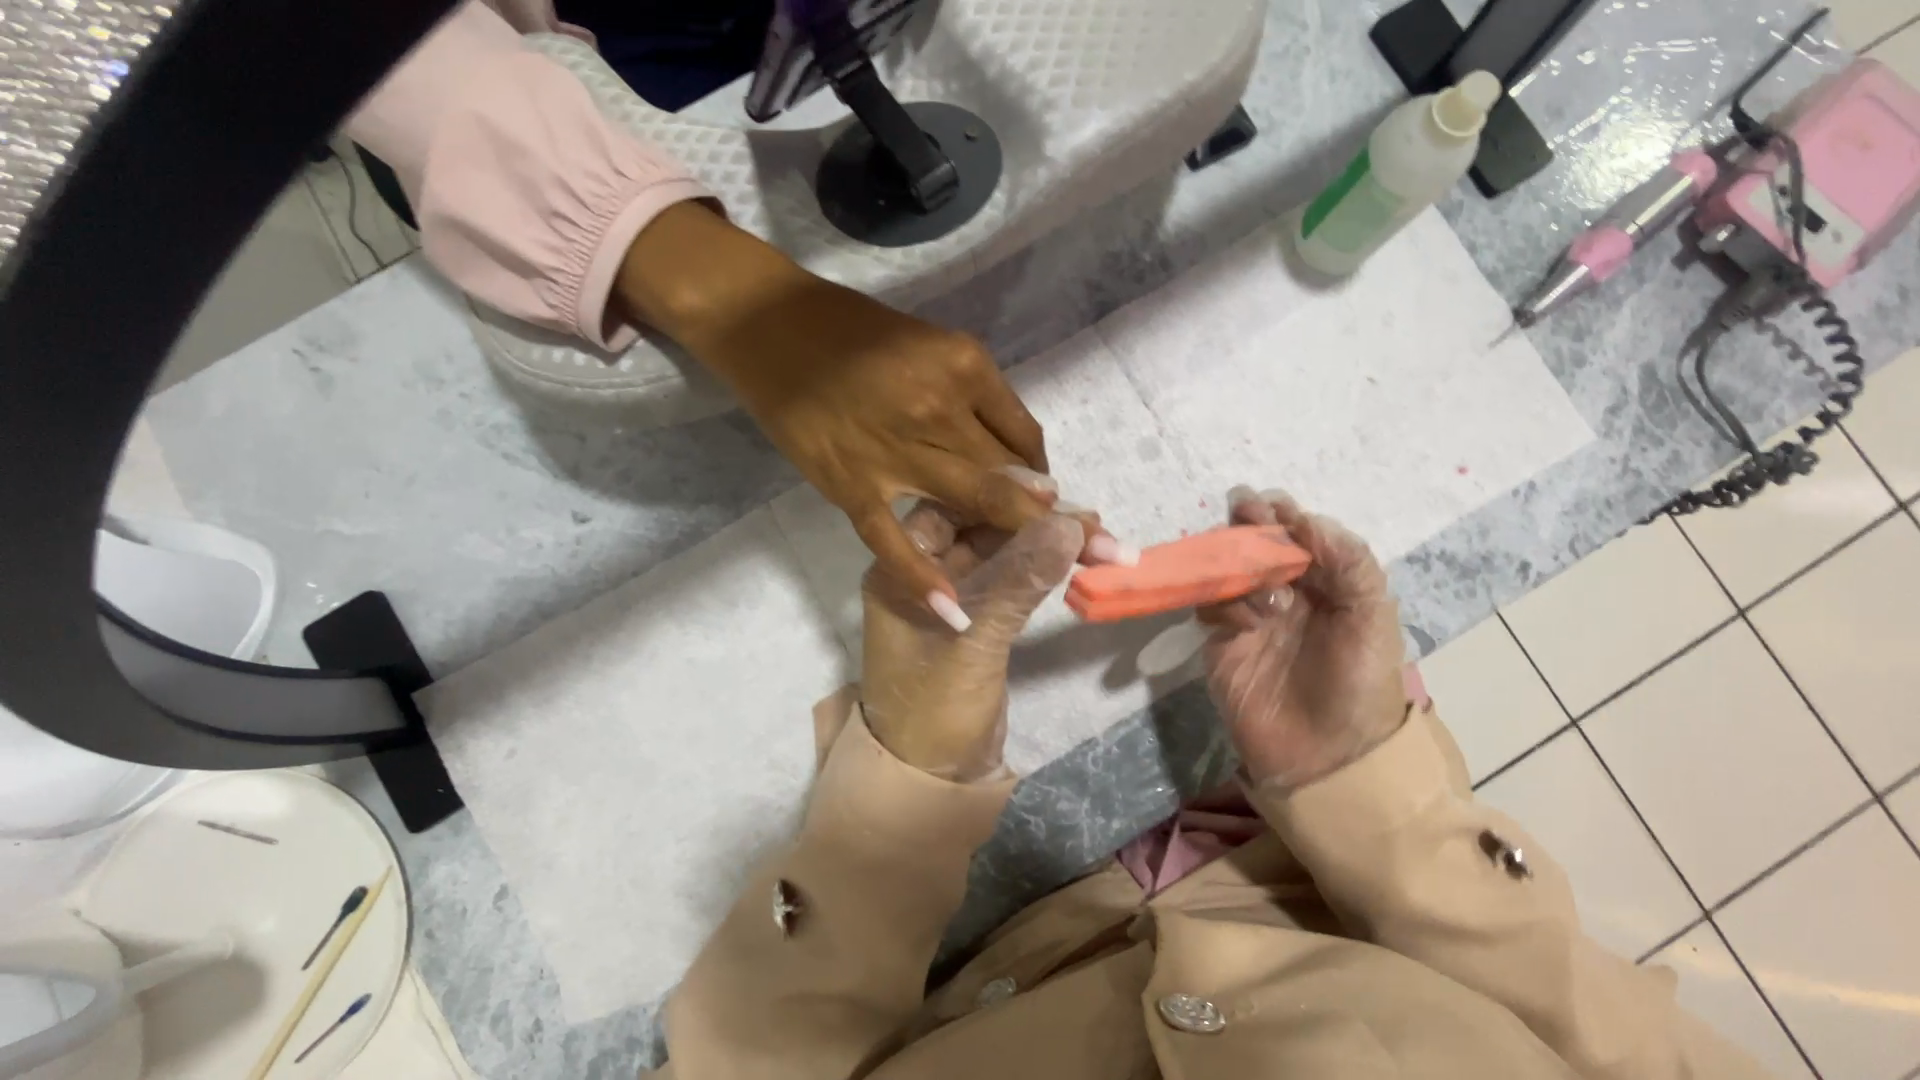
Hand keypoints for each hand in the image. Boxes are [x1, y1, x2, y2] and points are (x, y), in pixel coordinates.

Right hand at [618, 203, 1084, 627]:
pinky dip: (923, 576)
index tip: (1056, 507)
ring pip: (974, 501)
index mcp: (966, 365)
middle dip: (1069, 517)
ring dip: (1024, 540)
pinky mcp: (853, 484)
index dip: (1046, 478)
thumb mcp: (931, 347)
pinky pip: (893, 538)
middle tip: (1116, 554)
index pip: (1024, 435)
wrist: (769, 327)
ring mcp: (896, 449)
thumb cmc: (853, 331)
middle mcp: (941, 406)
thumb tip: (1014, 456)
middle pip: (1016, 473)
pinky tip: (954, 612)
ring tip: (1070, 575)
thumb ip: (974, 400)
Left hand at [860, 507, 1086, 779]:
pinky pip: (1014, 579)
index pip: (949, 510)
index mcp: (900, 570)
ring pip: (1005, 552)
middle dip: (1037, 521)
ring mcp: (954, 596)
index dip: (998, 494)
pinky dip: (1046, 569)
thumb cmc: (933, 711)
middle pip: (982, 527)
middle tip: (1092, 522)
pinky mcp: (980, 618)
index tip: (1052, 492)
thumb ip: (1019, 581)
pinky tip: (1079, 561)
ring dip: (1049, 544)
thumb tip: (1068, 523)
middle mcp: (924, 574)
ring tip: (1102, 541)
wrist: (930, 782)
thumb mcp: (975, 643)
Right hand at [1198, 487, 1408, 790]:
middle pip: (1256, 545)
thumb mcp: (1373, 615)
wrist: (1329, 756)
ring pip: (1228, 571)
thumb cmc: (1360, 682)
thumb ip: (1349, 560)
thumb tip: (1302, 518)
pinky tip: (1248, 622)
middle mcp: (1286, 594)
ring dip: (1238, 565)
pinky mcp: (1222, 644)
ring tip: (1263, 586)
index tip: (1273, 506)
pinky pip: (1210, 608)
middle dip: (1250, 525)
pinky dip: (1223, 605)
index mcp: (1327, 584)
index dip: (1283, 515)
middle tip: (1244, 514)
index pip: (1298, 534)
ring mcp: (1250, 618)